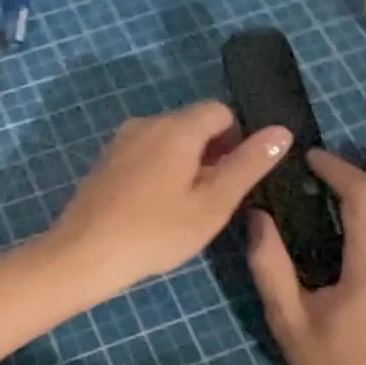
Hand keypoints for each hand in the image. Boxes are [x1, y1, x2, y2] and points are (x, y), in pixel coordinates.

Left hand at [46, 101, 291, 298]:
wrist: (83, 254)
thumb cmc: (155, 232)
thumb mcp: (212, 203)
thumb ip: (248, 164)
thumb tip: (281, 132)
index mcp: (176, 127)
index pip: (220, 111)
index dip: (237, 139)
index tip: (236, 177)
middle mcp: (145, 123)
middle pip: (192, 124)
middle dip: (211, 153)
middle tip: (212, 200)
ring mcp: (120, 141)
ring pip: (167, 141)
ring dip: (185, 165)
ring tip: (184, 209)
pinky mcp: (104, 162)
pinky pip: (144, 155)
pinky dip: (158, 172)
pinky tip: (155, 210)